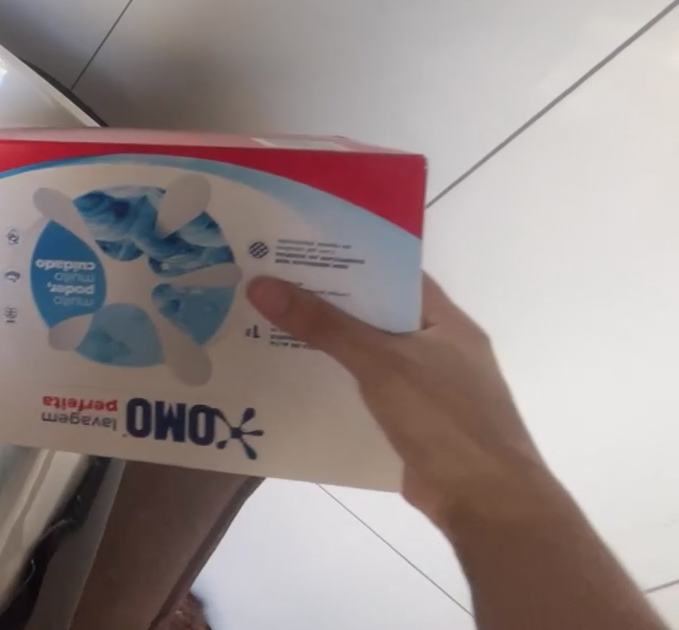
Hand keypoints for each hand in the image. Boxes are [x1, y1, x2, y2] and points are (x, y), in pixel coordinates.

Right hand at [246, 273, 551, 532]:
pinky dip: (324, 368)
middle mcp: (435, 347)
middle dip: (320, 292)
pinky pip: (355, 377)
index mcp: (445, 324)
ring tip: (262, 312)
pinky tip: (284, 363)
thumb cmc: (446, 420)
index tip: (296, 241)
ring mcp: (422, 382)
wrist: (489, 506)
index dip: (348, 254)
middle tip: (264, 273)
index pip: (393, 273)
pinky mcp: (404, 413)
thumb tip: (259, 284)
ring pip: (360, 344)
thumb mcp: (379, 362)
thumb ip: (320, 323)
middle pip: (370, 307)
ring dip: (318, 333)